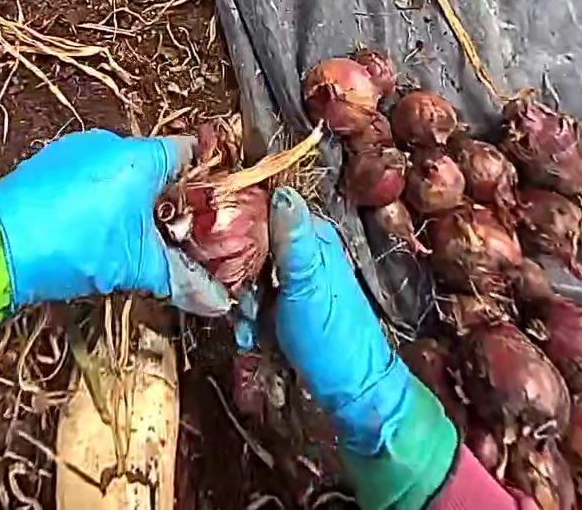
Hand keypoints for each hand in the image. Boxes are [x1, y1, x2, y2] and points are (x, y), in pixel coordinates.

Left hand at [0, 130, 231, 314]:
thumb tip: (218, 303)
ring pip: (122, 167)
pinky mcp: (53, 158)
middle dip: (164, 194)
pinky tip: (88, 223)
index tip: (204, 205)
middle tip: (166, 228)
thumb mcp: (134, 266)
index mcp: (141, 157)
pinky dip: (98, 191)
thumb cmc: (74, 246)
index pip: (189, 151)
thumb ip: (181, 279)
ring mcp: (80, 146)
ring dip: (129, 193)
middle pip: (155, 162)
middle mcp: (114, 141)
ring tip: (125, 232)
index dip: (201, 177)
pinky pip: (91, 170)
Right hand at [269, 189, 457, 509]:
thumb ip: (291, 237)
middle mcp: (304, 248)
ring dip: (241, 297)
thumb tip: (280, 190)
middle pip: (252, 242)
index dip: (240, 229)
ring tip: (249, 322)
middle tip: (241, 300)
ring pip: (251, 271)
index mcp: (312, 234)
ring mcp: (297, 276)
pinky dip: (249, 314)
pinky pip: (257, 296)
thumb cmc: (333, 337)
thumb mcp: (307, 283)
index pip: (265, 209)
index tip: (227, 256)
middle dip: (237, 271)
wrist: (354, 392)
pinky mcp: (289, 301)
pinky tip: (252, 333)